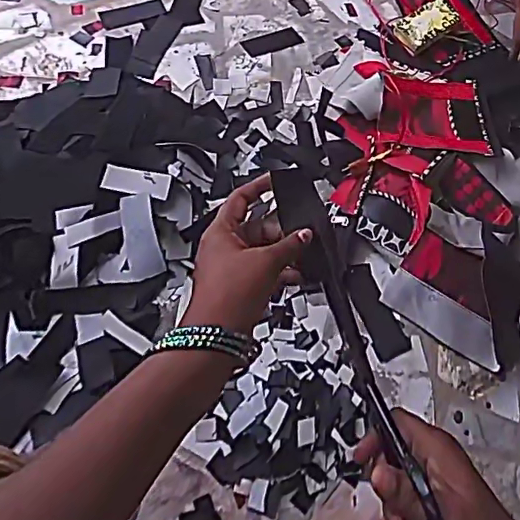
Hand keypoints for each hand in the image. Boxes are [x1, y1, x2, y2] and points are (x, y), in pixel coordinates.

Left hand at [179, 175, 308, 333]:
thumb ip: (289, 245)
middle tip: (300, 232)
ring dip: (282, 253)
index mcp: (220, 232)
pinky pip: (262, 270)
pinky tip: (293, 276)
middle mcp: (223, 247)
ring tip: (300, 256)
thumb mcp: (266, 262)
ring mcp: (231, 267)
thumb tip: (303, 235)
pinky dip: (278, 271)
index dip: (260, 187)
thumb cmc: (226, 298)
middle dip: (280, 230)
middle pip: (257, 226)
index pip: (241, 198)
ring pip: (262, 250)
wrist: (217, 337)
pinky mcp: (239, 286)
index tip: (275, 181)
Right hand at [354, 411, 519, 519]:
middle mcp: (435, 457)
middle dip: (383, 481)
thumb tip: (377, 472)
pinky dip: (397, 512)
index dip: (375, 435)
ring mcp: (434, 476)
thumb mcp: (437, 514)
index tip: (361, 457)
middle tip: (386, 505)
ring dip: (390, 503)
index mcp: (437, 449)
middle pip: (392, 450)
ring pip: (396, 476)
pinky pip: (405, 494)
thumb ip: (405, 492)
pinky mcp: (433, 495)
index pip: (397, 421)